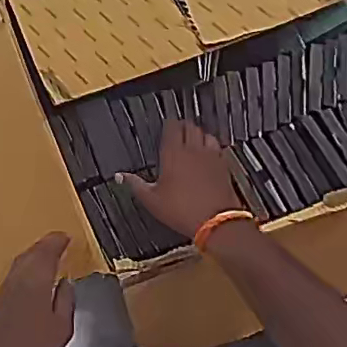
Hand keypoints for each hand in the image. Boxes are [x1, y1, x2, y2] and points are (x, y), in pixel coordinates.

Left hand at [0, 232, 75, 346]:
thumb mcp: (62, 326)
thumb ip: (66, 299)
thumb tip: (66, 282)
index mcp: (35, 281)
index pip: (45, 252)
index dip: (56, 241)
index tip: (66, 237)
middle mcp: (18, 279)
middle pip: (31, 252)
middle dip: (45, 244)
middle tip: (59, 241)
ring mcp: (7, 286)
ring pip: (21, 260)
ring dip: (34, 252)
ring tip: (49, 252)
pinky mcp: (1, 296)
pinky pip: (15, 270)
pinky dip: (26, 264)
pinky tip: (34, 271)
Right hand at [118, 120, 244, 239]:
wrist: (216, 222)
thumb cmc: (182, 209)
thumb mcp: (151, 199)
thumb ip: (135, 184)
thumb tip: (121, 176)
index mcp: (173, 154)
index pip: (172, 127)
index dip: (169, 125)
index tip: (165, 127)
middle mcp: (193, 151)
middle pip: (190, 126)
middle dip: (183, 127)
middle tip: (177, 132)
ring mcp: (211, 157)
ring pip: (206, 135)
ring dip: (199, 135)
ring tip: (192, 141)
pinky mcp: (224, 167)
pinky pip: (218, 148)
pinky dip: (212, 147)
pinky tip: (207, 156)